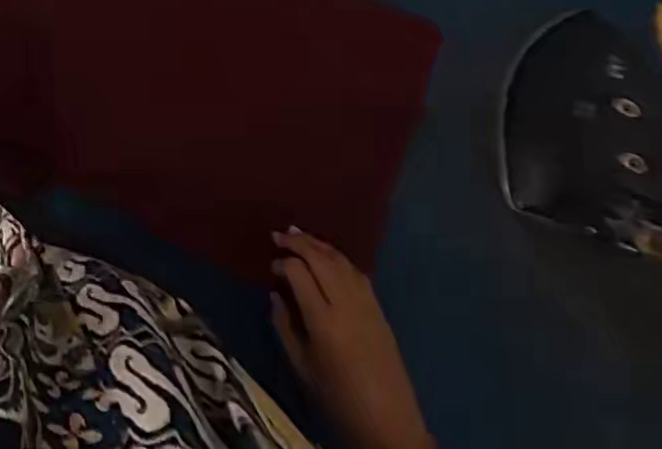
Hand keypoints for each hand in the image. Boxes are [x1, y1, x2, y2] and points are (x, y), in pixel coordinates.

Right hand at [271, 228, 432, 448]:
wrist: (390, 428)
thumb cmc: (338, 401)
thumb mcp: (302, 368)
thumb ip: (284, 327)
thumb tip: (276, 295)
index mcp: (324, 322)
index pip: (299, 273)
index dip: (282, 264)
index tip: (271, 268)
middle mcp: (347, 306)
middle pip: (321, 260)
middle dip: (298, 242)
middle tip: (278, 234)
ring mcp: (367, 306)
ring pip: (341, 261)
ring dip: (319, 244)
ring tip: (299, 233)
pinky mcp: (380, 311)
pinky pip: (358, 273)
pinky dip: (339, 258)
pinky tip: (328, 255)